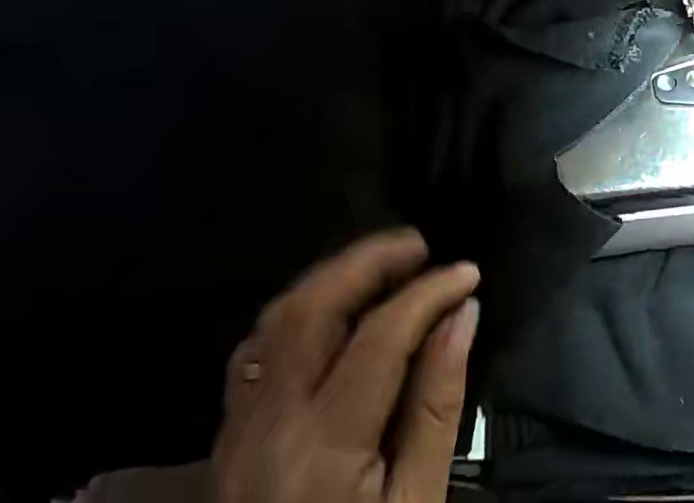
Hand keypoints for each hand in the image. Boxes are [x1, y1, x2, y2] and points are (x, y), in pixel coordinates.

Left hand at [213, 230, 480, 502]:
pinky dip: (296, 311)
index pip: (380, 338)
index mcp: (323, 448)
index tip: (465, 272)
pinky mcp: (228, 431)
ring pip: (277, 317)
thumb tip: (462, 315)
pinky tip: (327, 307)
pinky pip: (257, 348)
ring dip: (330, 277)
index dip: (427, 294)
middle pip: (313, 307)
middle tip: (415, 245)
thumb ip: (438, 406)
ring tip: (380, 265)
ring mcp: (239, 424)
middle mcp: (270, 421)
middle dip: (367, 261)